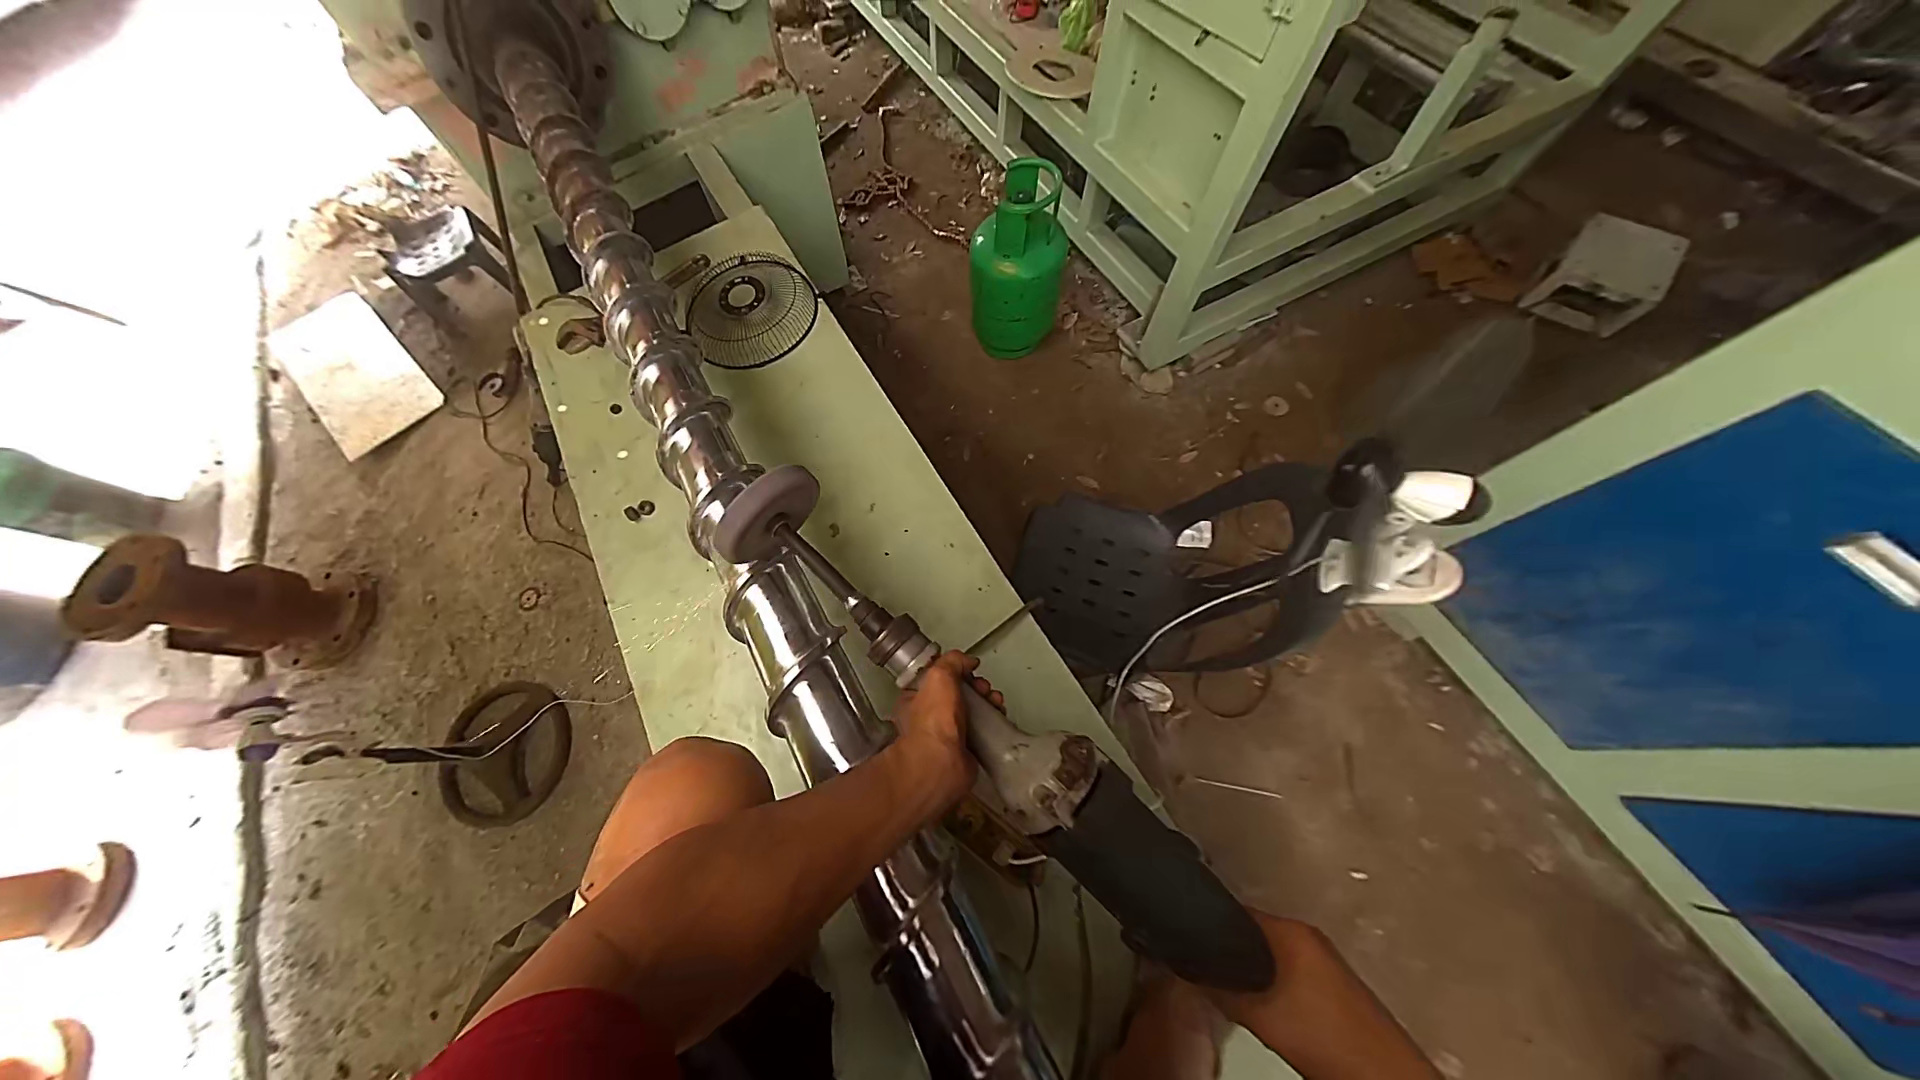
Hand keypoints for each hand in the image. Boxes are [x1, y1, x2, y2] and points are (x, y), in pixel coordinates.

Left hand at [892, 651, 998, 807]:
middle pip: (959, 693)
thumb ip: (953, 661)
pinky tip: (998, 715)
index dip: (956, 671)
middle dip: (976, 686)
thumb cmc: (932, 722)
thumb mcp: (939, 675)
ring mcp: (948, 734)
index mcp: (915, 698)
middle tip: (983, 688)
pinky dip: (993, 721)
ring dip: (987, 701)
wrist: (942, 763)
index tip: (969, 669)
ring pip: (973, 710)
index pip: (937, 677)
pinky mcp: (966, 749)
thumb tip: (968, 660)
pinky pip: (982, 729)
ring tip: (994, 701)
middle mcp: (930, 717)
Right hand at [1194, 909, 1441, 1079]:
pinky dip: (1266, 983)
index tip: (1187, 933)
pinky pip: (1283, 973)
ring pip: (1267, 955)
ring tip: (1224, 985)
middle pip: (1252, 932)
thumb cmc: (1323, 1035)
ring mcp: (1322, 963)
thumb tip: (1186, 969)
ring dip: (1247, 968)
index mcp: (1293, 929)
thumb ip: (1219, 986)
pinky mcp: (1329, 989)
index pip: (1236, 910)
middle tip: (1201, 963)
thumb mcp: (1258, 1011)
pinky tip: (1258, 1004)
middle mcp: (1308, 938)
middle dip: (1227, 947)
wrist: (1379, 1077)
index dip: (1209, 921)